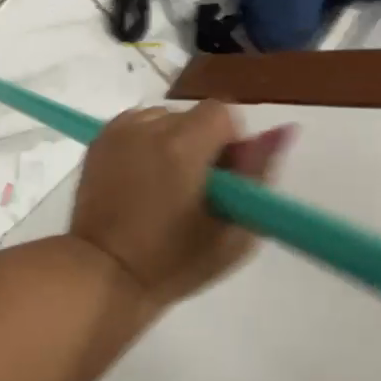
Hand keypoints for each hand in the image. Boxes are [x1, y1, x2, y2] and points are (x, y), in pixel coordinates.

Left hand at [69, 100, 292, 307]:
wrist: (106, 268)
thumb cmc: (175, 260)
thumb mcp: (234, 231)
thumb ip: (257, 173)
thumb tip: (282, 130)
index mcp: (180, 146)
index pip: (221, 112)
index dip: (231, 142)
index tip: (226, 177)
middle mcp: (146, 127)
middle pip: (190, 116)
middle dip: (202, 143)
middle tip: (197, 189)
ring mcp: (117, 130)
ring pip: (162, 119)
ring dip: (172, 141)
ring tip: (166, 186)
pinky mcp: (98, 139)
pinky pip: (135, 126)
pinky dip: (145, 143)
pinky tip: (142, 180)